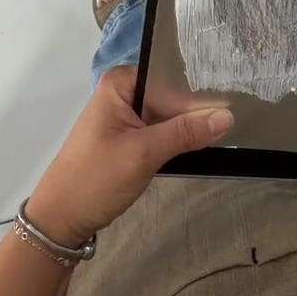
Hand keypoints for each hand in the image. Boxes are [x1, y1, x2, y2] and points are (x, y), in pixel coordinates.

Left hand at [23, 66, 232, 246]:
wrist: (60, 221)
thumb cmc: (95, 178)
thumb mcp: (143, 153)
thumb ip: (185, 132)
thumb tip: (228, 115)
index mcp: (121, 81)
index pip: (170, 74)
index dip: (198, 87)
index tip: (232, 96)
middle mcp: (123, 91)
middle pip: (171, 93)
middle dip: (196, 107)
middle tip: (236, 111)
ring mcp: (126, 116)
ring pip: (168, 113)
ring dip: (188, 124)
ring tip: (226, 126)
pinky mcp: (130, 138)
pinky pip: (161, 129)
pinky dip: (177, 138)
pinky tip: (202, 142)